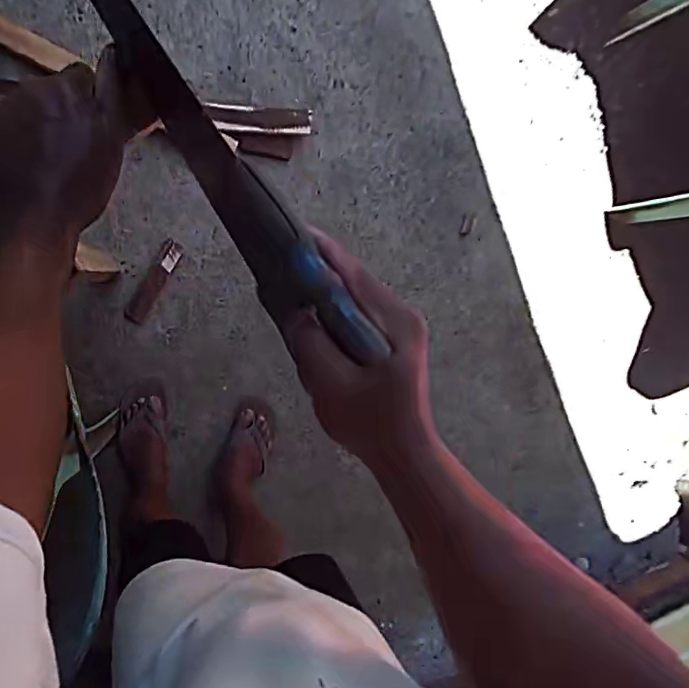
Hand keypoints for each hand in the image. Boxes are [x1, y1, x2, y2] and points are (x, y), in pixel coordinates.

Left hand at [0, 51, 135, 246]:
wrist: (34, 223)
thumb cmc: (74, 194)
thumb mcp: (110, 149)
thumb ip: (111, 105)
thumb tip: (112, 72)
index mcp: (66, 91)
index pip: (81, 75)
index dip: (89, 100)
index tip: (90, 122)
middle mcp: (29, 91)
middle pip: (50, 91)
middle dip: (60, 112)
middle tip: (71, 149)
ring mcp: (2, 110)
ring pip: (25, 108)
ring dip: (35, 126)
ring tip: (47, 163)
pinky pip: (2, 128)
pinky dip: (12, 142)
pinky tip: (25, 168)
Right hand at [282, 230, 434, 464]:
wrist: (404, 453)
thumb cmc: (371, 425)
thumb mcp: (333, 387)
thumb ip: (312, 346)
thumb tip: (296, 313)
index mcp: (395, 324)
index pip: (353, 274)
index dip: (322, 252)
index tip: (293, 233)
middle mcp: (403, 317)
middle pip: (355, 282)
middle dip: (320, 273)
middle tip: (284, 267)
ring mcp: (402, 329)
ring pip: (356, 299)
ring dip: (327, 297)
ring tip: (295, 294)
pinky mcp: (395, 342)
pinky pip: (359, 316)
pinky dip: (336, 316)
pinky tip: (317, 325)